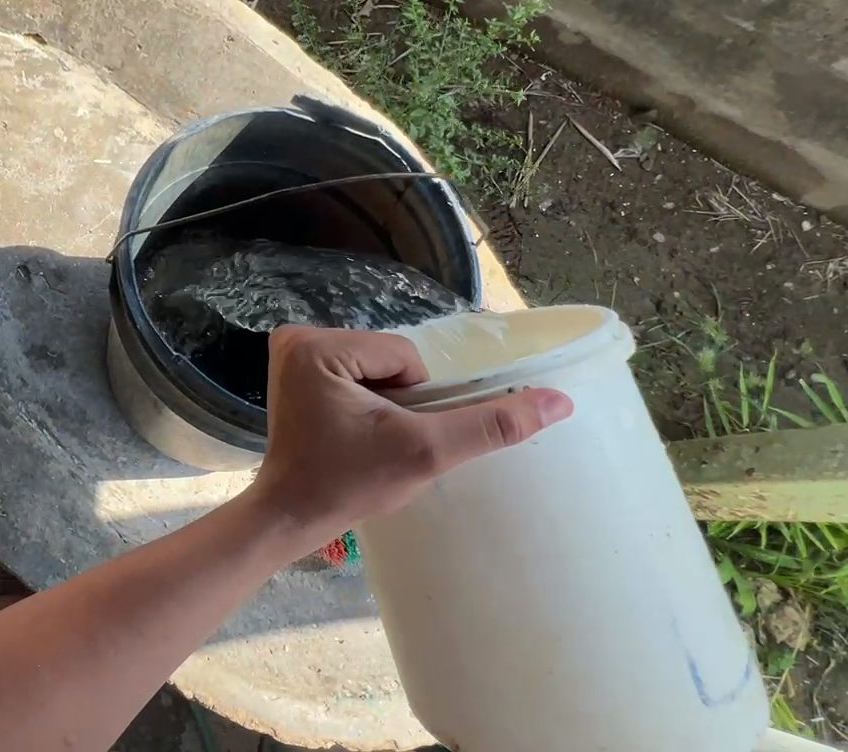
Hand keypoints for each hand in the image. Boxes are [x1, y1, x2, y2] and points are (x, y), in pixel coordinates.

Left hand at [249, 326, 571, 548]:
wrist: (293, 511)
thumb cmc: (350, 482)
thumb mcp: (424, 451)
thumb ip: (487, 425)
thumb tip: (558, 399)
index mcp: (317, 344)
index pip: (404, 355)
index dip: (411, 398)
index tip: (384, 431)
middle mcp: (297, 337)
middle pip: (386, 355)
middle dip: (394, 397)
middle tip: (369, 436)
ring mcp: (290, 350)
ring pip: (372, 363)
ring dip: (379, 398)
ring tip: (356, 433)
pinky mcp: (290, 367)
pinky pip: (350, 369)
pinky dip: (359, 396)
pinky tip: (343, 427)